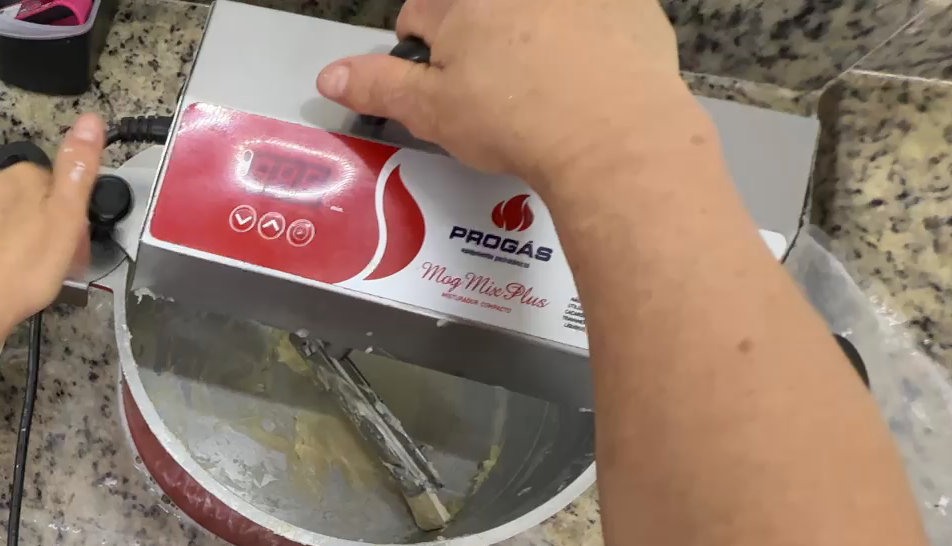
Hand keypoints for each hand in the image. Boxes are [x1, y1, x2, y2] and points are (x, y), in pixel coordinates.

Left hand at [0, 114, 104, 339]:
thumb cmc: (23, 269)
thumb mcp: (66, 220)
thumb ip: (78, 169)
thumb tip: (90, 118)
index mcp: (23, 176)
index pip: (55, 186)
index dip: (69, 217)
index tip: (74, 246)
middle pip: (27, 202)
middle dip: (41, 227)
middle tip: (51, 266)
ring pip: (1, 220)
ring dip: (15, 240)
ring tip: (24, 275)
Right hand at [315, 0, 710, 195]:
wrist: (608, 128)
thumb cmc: (509, 119)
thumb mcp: (428, 111)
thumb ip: (377, 86)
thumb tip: (326, 75)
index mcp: (464, 6)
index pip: (417, 12)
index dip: (414, 47)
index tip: (428, 78)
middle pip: (472, 6)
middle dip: (467, 33)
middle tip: (477, 83)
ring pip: (525, 9)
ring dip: (518, 29)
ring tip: (527, 79)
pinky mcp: (624, 2)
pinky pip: (582, 11)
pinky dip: (572, 31)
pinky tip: (574, 72)